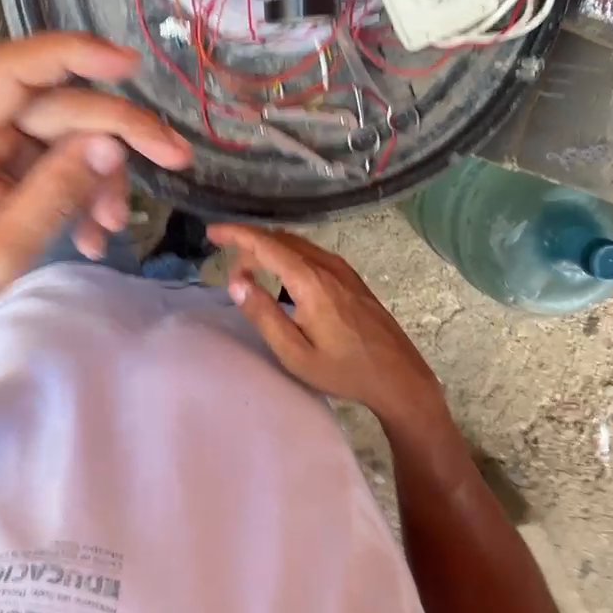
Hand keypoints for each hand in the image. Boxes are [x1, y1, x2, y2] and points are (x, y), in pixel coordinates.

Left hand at [0, 33, 191, 333]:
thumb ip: (52, 195)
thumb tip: (109, 146)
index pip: (17, 66)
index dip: (73, 53)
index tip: (128, 63)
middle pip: (63, 103)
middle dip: (121, 130)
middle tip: (175, 156)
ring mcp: (3, 139)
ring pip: (74, 134)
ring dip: (105, 174)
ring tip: (114, 224)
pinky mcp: (18, 159)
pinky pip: (68, 161)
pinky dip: (89, 193)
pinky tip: (94, 235)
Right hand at [212, 224, 447, 426]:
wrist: (401, 379)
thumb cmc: (344, 371)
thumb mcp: (296, 353)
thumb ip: (264, 315)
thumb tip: (236, 281)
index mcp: (310, 281)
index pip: (265, 244)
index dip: (236, 234)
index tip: (212, 233)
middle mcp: (326, 266)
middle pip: (280, 238)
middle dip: (248, 240)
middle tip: (225, 257)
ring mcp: (342, 269)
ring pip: (297, 243)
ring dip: (268, 247)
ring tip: (248, 266)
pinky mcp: (351, 278)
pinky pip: (311, 252)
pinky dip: (287, 252)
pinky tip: (281, 271)